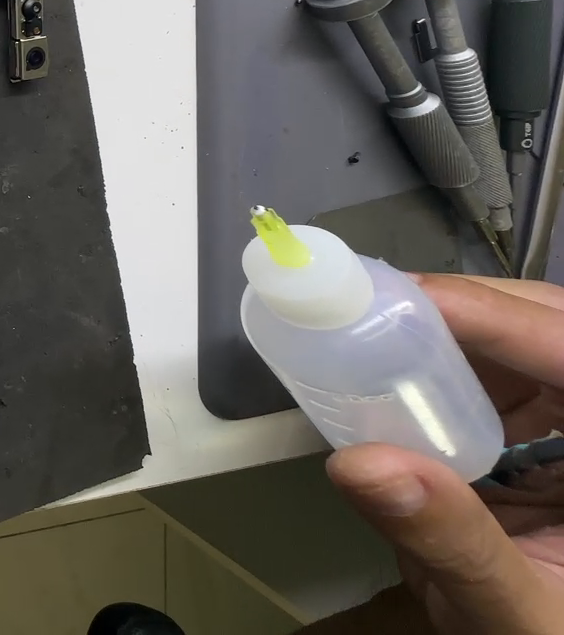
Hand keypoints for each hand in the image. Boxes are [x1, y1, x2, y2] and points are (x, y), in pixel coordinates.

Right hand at [325, 273, 563, 634]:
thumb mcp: (516, 615)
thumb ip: (454, 543)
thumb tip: (362, 464)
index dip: (503, 318)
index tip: (405, 298)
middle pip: (553, 328)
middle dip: (467, 304)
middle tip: (365, 304)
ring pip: (518, 335)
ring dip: (439, 320)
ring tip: (357, 320)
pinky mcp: (530, 428)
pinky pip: (482, 368)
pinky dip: (422, 349)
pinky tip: (371, 355)